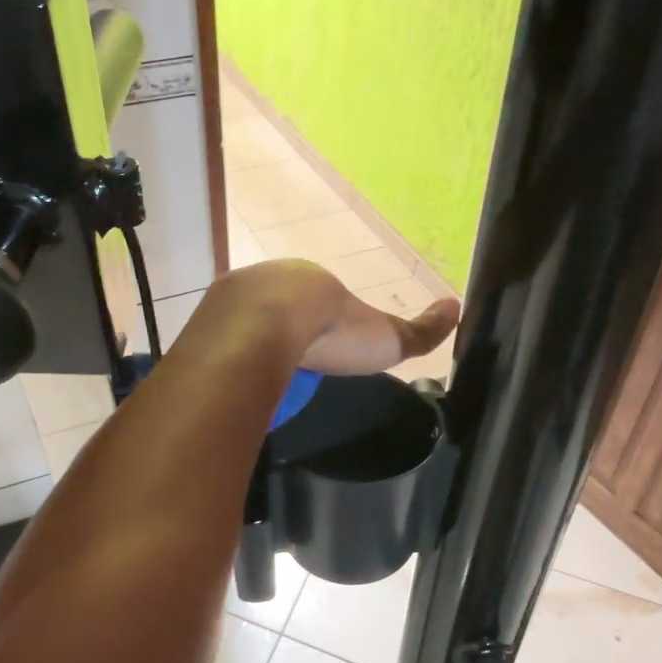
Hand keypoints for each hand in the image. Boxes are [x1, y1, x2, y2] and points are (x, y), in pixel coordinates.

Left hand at [209, 259, 459, 375]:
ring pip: (241, 323)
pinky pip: (216, 340)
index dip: (318, 326)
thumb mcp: (385, 337)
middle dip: (280, 335)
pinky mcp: (206, 321)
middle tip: (286, 368)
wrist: (268, 325)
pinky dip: (225, 358)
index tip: (320, 352)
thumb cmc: (332, 330)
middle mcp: (268, 282)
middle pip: (274, 311)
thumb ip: (420, 330)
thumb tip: (456, 307)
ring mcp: (232, 299)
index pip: (313, 303)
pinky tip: (232, 380)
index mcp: (309, 284)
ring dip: (248, 346)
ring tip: (257, 380)